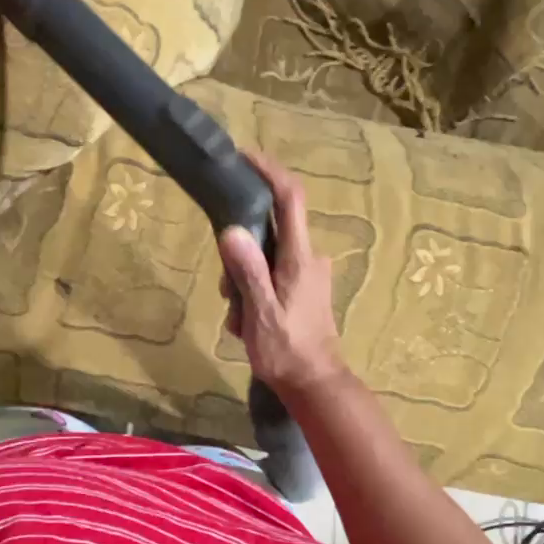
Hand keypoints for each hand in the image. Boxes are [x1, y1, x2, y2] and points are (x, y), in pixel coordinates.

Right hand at [218, 151, 347, 397]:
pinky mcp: (305, 292)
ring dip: (244, 285)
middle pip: (268, 234)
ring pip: (266, 261)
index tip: (244, 157)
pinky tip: (249, 325)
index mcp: (301, 259)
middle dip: (240, 255)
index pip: (289, 199)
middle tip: (228, 294)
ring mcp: (309, 275)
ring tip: (240, 321)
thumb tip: (231, 230)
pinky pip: (272, 279)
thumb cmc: (288, 352)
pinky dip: (255, 296)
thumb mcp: (261, 313)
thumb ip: (247, 271)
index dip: (269, 172)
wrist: (315, 385)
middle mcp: (309, 259)